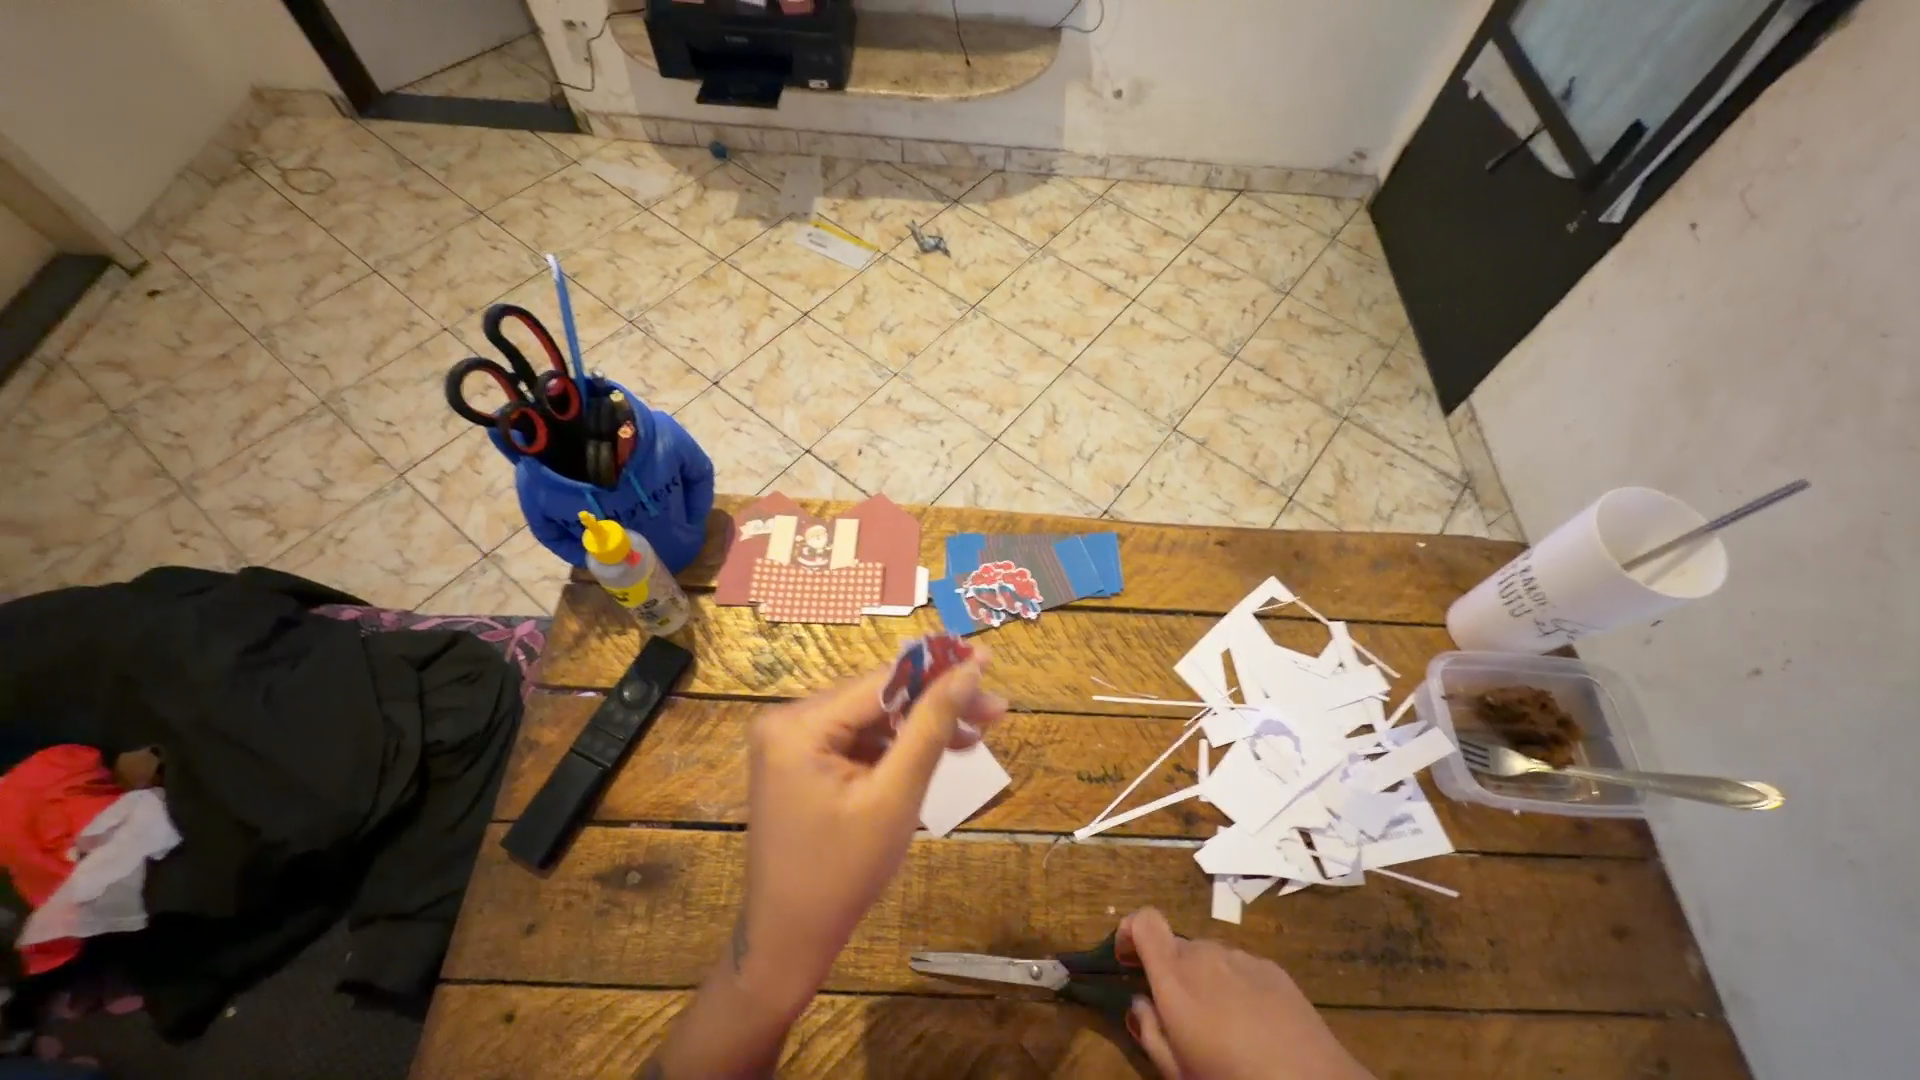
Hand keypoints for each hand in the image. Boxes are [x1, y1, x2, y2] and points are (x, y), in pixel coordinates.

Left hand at [736, 651, 1007, 1014]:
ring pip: (872, 718)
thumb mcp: (896, 797)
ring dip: (922, 725)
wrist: (790, 939)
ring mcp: (791, 742)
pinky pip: (858, 740)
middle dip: (936, 702)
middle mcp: (787, 721)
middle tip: (995, 710)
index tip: (989, 662)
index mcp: (798, 725)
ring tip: (977, 734)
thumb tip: (968, 671)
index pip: (881, 682)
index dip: (939, 669)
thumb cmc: (844, 873)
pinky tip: (938, 752)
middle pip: (877, 697)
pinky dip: (896, 747)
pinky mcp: (801, 762)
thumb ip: (931, 728)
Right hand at [1119, 907, 1374, 1079]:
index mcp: (1175, 976)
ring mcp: (1242, 958)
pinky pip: (1240, 968)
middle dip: (1171, 972)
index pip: (1144, 920)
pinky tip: (1254, 1025)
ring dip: (1205, 981)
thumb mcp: (1176, 1070)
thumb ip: (1149, 1031)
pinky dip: (1235, 986)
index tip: (1127, 961)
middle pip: (1177, 945)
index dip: (1130, 932)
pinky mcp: (1274, 969)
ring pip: (1210, 958)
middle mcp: (1206, 955)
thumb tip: (1140, 1003)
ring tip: (1221, 1027)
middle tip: (1180, 1017)